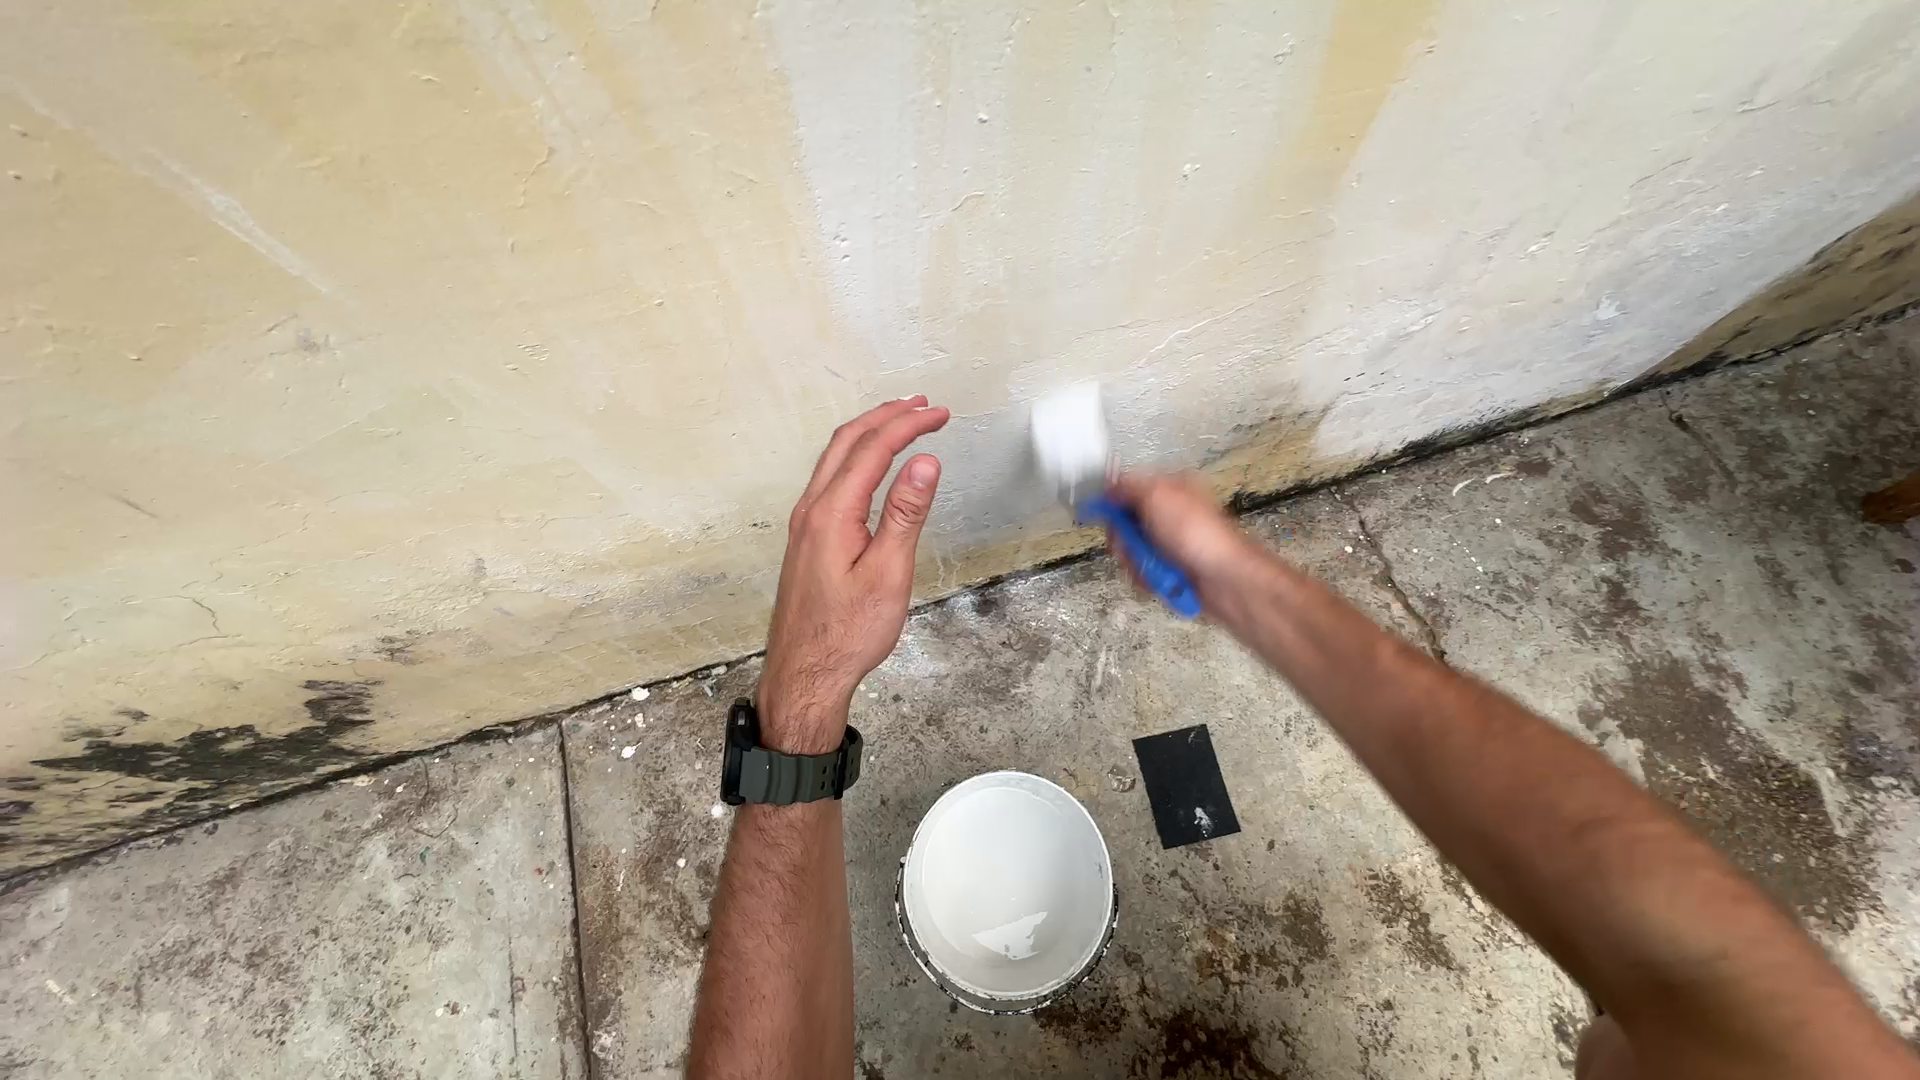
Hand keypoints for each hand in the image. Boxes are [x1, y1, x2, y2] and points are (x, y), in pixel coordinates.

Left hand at [758, 396, 949, 751]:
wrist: (805, 673)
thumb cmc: (849, 632)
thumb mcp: (888, 574)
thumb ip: (905, 514)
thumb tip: (924, 461)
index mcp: (832, 513)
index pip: (872, 450)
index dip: (908, 424)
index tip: (940, 413)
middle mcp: (811, 510)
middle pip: (846, 442)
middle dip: (885, 416)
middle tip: (923, 405)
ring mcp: (805, 523)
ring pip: (834, 458)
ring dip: (868, 432)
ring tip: (900, 421)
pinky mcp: (807, 538)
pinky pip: (830, 478)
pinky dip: (855, 456)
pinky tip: (871, 465)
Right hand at [1104, 471, 1263, 591]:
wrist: (1224, 580)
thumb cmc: (1196, 534)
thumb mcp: (1156, 495)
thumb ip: (1126, 486)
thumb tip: (1107, 487)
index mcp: (1170, 488)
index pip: (1126, 489)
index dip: (1112, 503)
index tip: (1101, 514)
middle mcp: (1169, 514)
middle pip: (1125, 524)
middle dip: (1124, 539)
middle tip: (1134, 545)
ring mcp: (1170, 543)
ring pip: (1131, 551)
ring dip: (1135, 561)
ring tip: (1152, 566)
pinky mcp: (1171, 568)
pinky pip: (1143, 571)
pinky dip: (1145, 577)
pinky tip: (1157, 579)